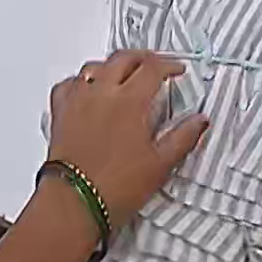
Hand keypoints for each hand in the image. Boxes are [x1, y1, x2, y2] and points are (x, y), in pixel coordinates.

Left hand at [0, 51, 209, 261]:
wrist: (74, 204)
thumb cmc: (116, 187)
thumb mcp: (160, 164)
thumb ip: (183, 137)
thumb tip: (200, 121)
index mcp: (130, 101)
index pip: (152, 68)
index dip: (169, 65)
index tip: (177, 70)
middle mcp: (101, 93)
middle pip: (123, 58)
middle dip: (143, 58)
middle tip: (155, 66)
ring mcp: (77, 101)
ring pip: (94, 67)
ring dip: (112, 65)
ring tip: (124, 75)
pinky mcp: (60, 114)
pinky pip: (68, 85)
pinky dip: (81, 81)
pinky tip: (88, 90)